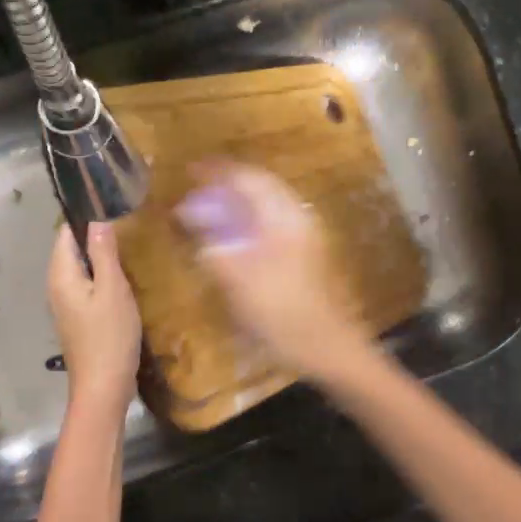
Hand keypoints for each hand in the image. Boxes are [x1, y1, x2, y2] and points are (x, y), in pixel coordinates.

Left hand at [47, 222, 140, 409]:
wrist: (103, 388)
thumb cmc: (109, 337)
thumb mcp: (112, 290)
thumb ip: (104, 253)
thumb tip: (98, 220)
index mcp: (61, 275)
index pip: (66, 233)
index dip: (89, 220)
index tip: (117, 212)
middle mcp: (57, 287)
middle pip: (73, 251)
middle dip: (98, 240)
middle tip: (131, 232)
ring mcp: (66, 306)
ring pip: (83, 271)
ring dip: (103, 262)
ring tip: (132, 254)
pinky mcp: (79, 320)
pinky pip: (89, 289)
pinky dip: (104, 282)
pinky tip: (126, 285)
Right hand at [175, 161, 367, 376]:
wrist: (330, 350)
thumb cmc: (284, 316)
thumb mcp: (240, 282)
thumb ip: (214, 244)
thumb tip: (191, 215)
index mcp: (284, 218)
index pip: (249, 178)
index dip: (218, 172)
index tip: (190, 171)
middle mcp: (298, 219)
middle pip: (261, 187)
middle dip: (228, 185)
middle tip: (198, 190)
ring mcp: (305, 238)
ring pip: (268, 206)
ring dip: (239, 203)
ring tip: (210, 210)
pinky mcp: (306, 257)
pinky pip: (272, 225)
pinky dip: (249, 222)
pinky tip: (233, 238)